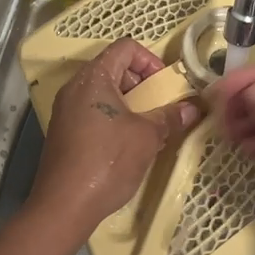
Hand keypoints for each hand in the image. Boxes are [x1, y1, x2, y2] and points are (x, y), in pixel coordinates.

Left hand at [31, 38, 200, 230]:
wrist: (63, 207)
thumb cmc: (108, 161)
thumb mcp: (147, 136)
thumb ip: (170, 117)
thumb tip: (192, 108)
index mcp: (94, 77)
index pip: (125, 47)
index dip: (150, 60)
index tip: (163, 86)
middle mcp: (75, 86)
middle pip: (113, 67)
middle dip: (141, 83)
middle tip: (157, 106)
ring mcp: (65, 110)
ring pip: (102, 91)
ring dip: (128, 102)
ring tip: (145, 127)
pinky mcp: (62, 132)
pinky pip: (91, 110)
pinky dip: (111, 117)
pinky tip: (125, 144)